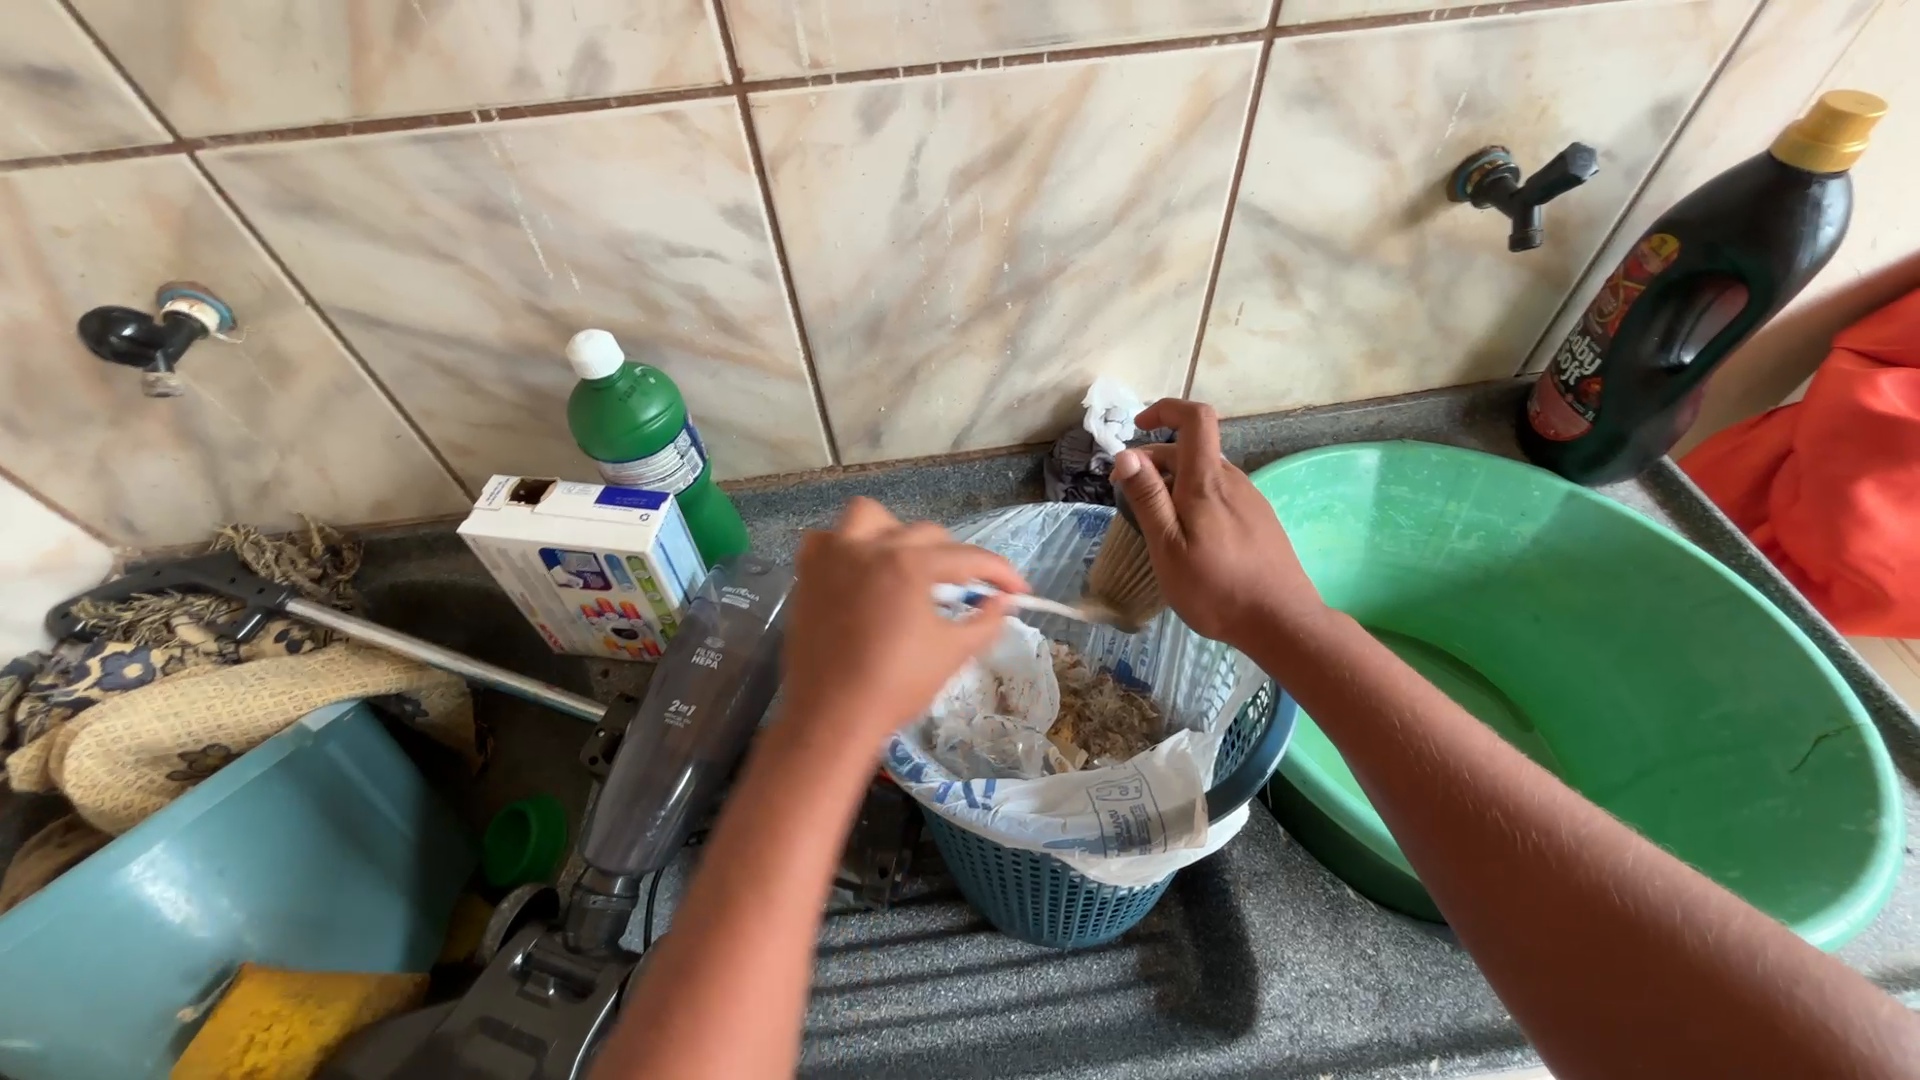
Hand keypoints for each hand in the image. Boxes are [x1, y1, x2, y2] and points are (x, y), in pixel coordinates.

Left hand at [780, 498, 1028, 748]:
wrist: (832, 717)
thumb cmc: (896, 686)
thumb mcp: (952, 652)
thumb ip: (986, 621)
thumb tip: (1003, 601)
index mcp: (909, 564)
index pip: (968, 557)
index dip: (999, 572)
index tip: (1017, 589)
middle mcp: (870, 547)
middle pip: (925, 534)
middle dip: (953, 559)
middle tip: (965, 590)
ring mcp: (833, 557)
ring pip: (869, 517)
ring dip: (895, 533)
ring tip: (906, 564)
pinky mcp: (807, 574)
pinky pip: (826, 539)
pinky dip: (845, 546)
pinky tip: (858, 570)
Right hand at [1110, 399, 1327, 646]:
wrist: (1282, 622)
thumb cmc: (1216, 588)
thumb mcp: (1168, 547)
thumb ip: (1148, 498)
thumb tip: (1126, 453)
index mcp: (1207, 482)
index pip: (1196, 418)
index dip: (1166, 410)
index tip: (1137, 428)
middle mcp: (1233, 480)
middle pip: (1192, 450)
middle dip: (1155, 460)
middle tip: (1129, 499)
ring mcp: (1250, 499)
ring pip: (1204, 474)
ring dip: (1174, 484)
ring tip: (1157, 525)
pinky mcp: (1259, 520)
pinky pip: (1220, 494)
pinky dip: (1194, 500)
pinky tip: (1190, 539)